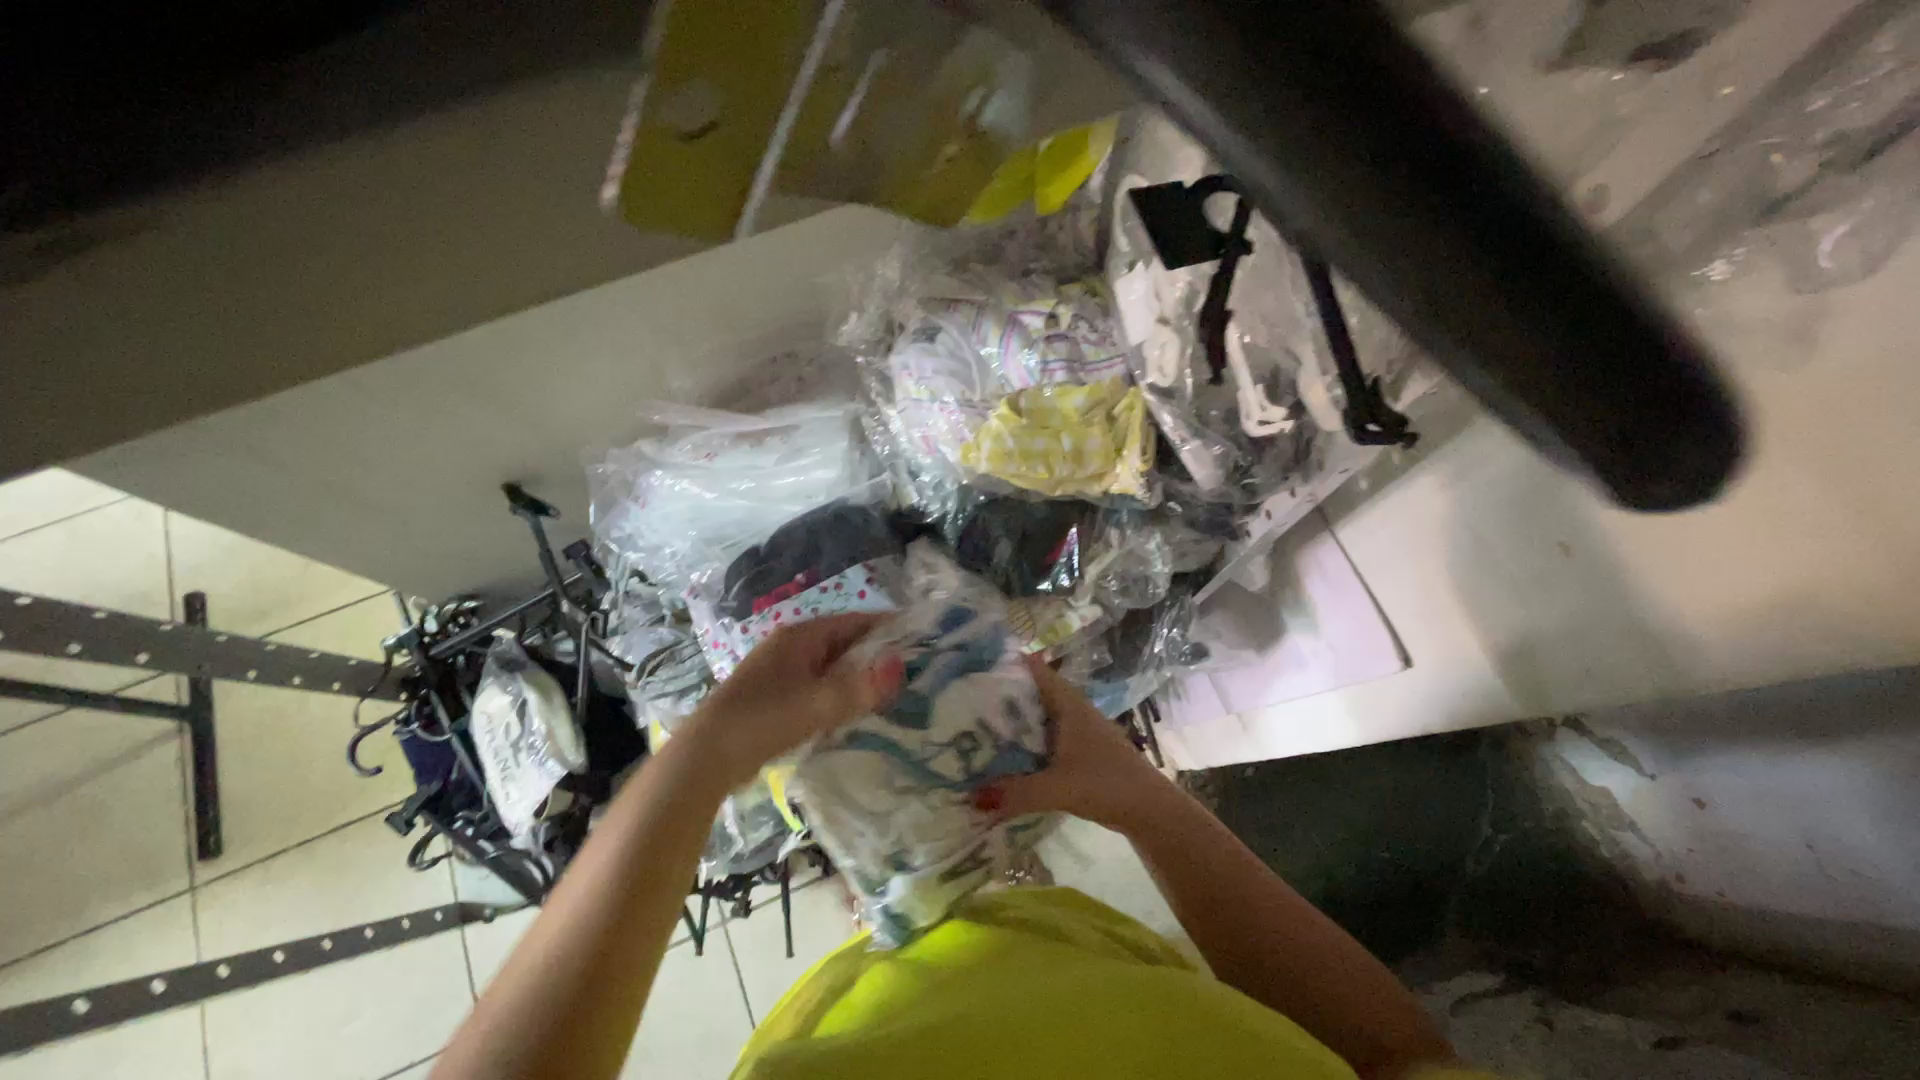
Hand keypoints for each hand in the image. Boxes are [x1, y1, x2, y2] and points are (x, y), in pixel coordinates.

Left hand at [679, 613, 903, 786]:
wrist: (707, 755)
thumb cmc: (765, 719)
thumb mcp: (821, 703)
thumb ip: (864, 686)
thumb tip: (902, 665)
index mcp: (801, 636)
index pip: (855, 621)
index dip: (887, 629)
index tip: (920, 640)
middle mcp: (790, 645)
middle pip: (843, 642)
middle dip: (875, 655)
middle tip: (912, 671)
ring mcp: (779, 671)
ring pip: (829, 667)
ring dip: (856, 678)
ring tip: (890, 694)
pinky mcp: (772, 697)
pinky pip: (815, 687)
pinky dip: (836, 695)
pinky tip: (851, 714)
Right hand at [972, 656, 1170, 832]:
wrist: (1151, 811)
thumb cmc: (1107, 784)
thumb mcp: (1057, 788)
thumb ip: (1014, 793)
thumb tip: (969, 798)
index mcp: (1068, 703)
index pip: (1032, 669)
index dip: (1004, 662)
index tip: (969, 664)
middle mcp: (1071, 711)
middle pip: (1029, 694)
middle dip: (997, 696)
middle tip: (957, 699)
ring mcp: (1076, 732)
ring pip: (1035, 719)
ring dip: (1009, 723)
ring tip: (968, 727)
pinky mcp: (1078, 754)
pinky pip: (1042, 741)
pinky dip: (1022, 746)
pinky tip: (1000, 760)